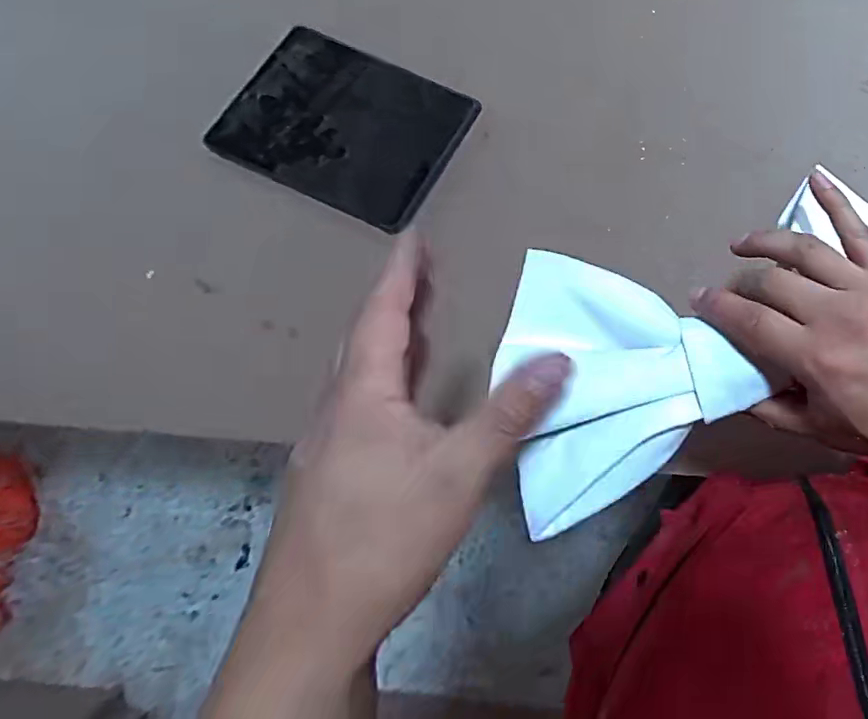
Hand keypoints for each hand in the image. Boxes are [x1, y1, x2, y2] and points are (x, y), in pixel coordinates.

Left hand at [205, 235, 570, 717]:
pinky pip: (355, 401)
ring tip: (415, 321)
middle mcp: (336, 410)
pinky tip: (397, 399)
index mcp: (363, 396)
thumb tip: (558, 359)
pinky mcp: (326, 475)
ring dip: (385, 337)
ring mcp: (325, 445)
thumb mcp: (460, 472)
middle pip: (363, 338)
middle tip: (423, 272)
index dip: (400, 274)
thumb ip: (510, 413)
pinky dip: (381, 376)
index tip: (412, 237)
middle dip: (394, 298)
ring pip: (355, 372)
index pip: (381, 316)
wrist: (309, 629)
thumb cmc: (384, 538)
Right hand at [690, 169, 867, 469]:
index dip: (717, 308)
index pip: (749, 321)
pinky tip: (816, 178)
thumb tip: (740, 393)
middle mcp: (832, 312)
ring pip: (802, 249)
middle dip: (739, 283)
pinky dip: (836, 201)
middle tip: (730, 291)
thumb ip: (777, 412)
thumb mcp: (827, 432)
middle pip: (769, 281)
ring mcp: (860, 286)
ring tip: (742, 244)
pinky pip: (856, 230)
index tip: (699, 301)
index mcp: (815, 354)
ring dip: (765, 240)